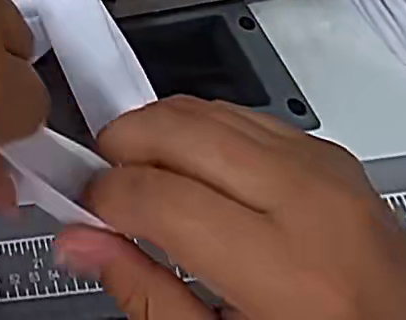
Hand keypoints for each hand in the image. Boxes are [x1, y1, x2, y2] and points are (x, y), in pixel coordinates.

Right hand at [54, 97, 405, 319]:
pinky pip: (235, 113)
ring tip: (143, 177)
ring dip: (154, 132)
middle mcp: (313, 201)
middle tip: (104, 184)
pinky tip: (192, 170)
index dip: (105, 196)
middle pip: (176, 129)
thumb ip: (149, 297)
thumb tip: (77, 242)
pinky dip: (196, 130)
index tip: (84, 208)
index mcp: (294, 274)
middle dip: (120, 145)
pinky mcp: (329, 152)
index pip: (161, 195)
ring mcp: (326, 166)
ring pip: (199, 108)